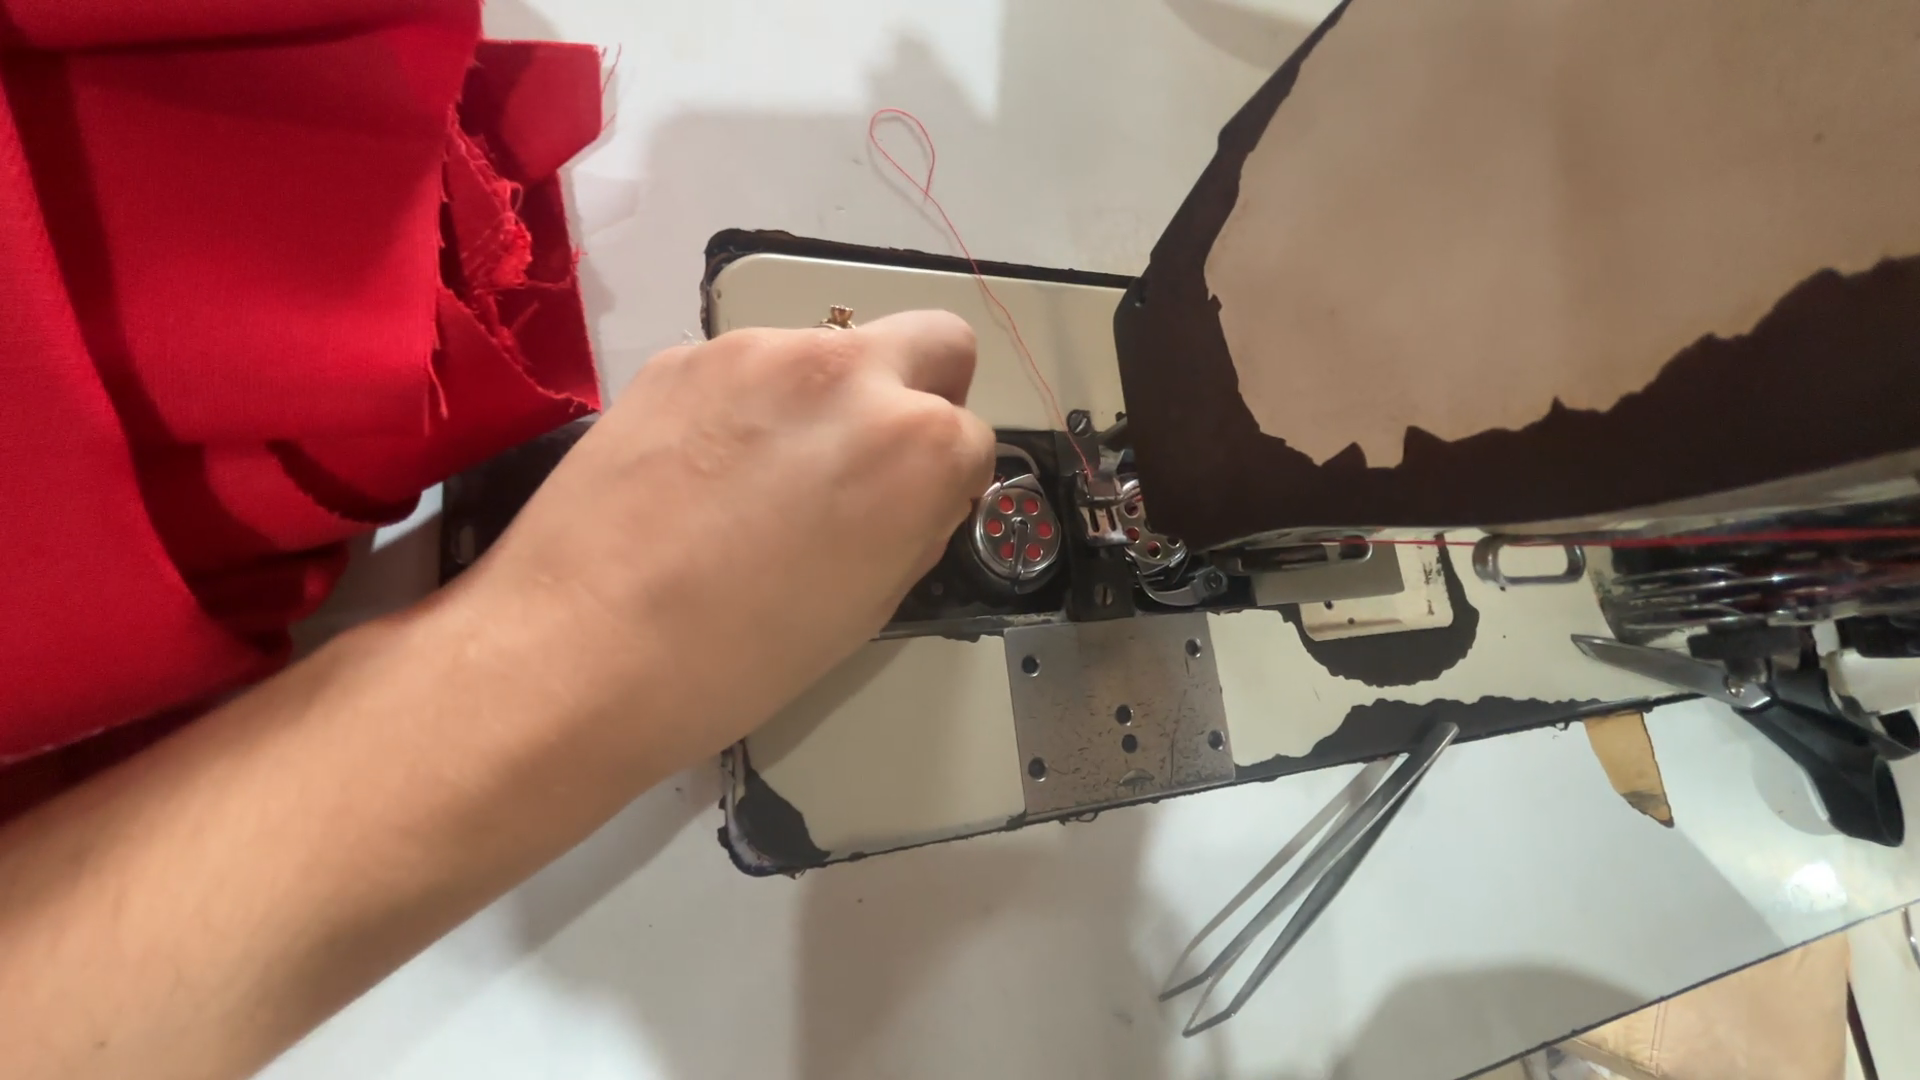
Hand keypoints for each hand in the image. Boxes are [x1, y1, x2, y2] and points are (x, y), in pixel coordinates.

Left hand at [448, 310, 994, 777]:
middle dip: (928, 393)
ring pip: (837, 352)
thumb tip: (919, 490)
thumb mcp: (872, 603)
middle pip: (938, 342)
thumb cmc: (743, 656)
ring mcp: (761, 350)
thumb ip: (917, 522)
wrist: (578, 651)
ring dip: (830, 401)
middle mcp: (852, 373)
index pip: (976, 436)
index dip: (949, 481)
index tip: (912, 510)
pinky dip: (755, 404)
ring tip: (764, 477)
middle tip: (872, 459)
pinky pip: (754, 367)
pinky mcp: (685, 353)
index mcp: (919, 445)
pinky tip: (708, 468)